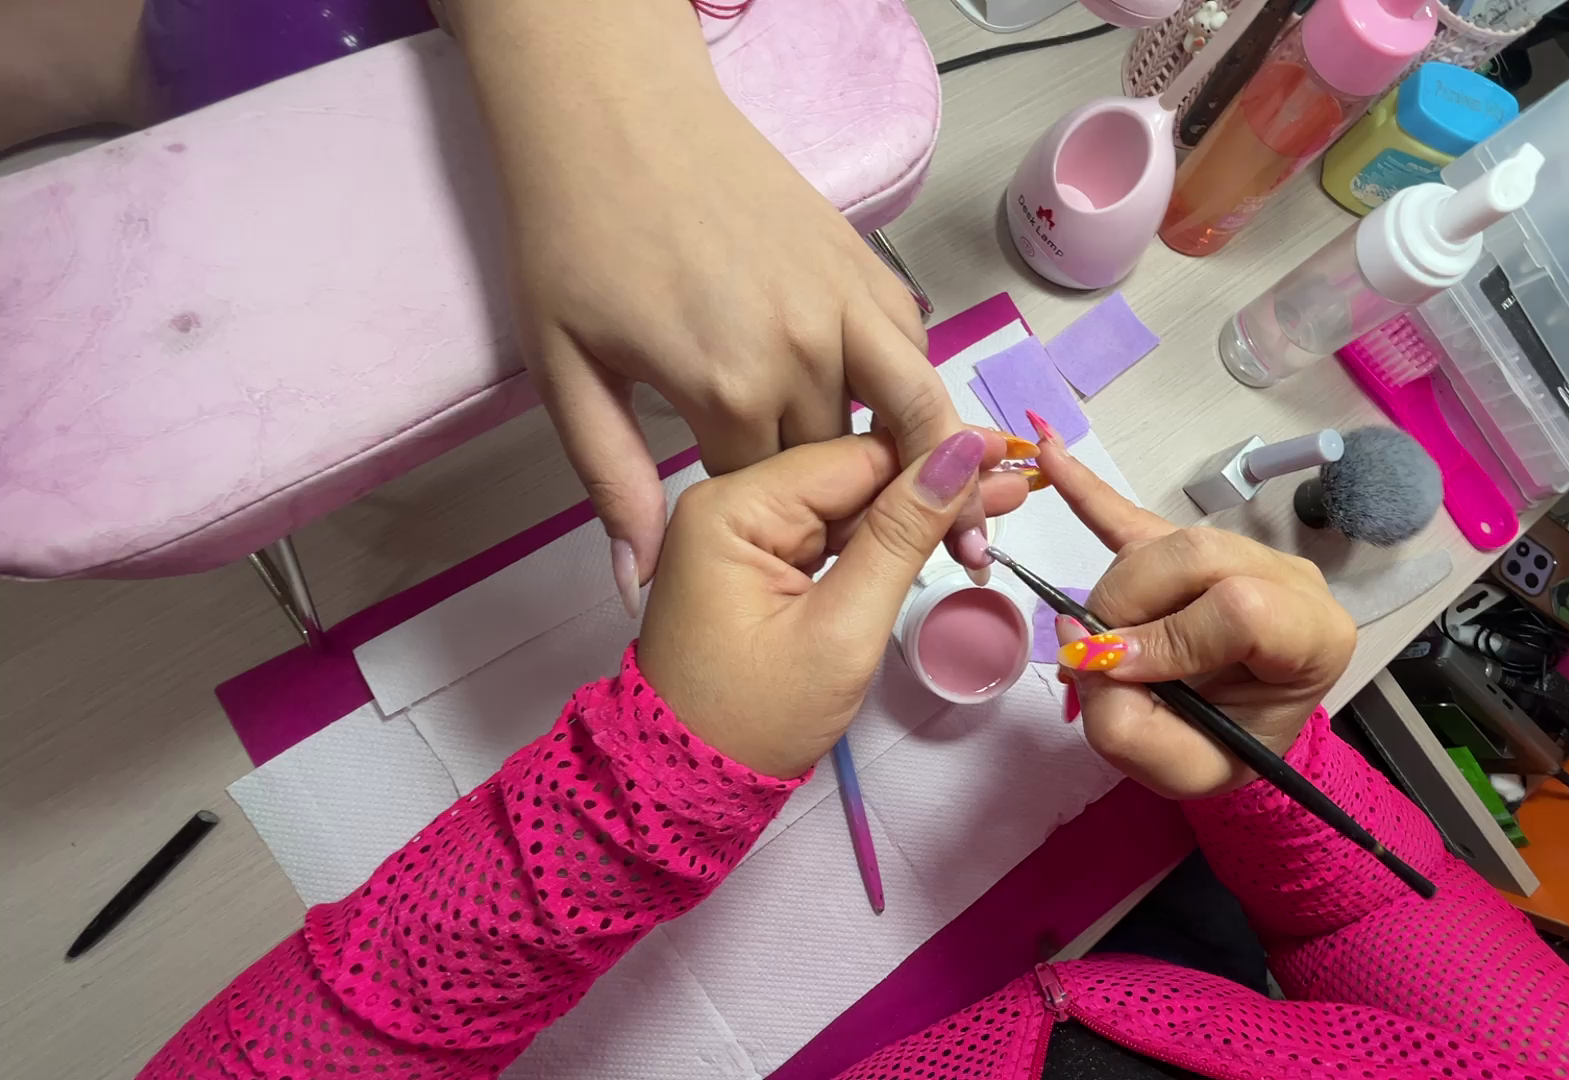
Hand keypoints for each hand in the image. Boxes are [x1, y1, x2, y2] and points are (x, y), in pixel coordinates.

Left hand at [448, 0, 998, 617]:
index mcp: (730, 388)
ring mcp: (849, 307)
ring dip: (922, 463)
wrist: (616, 109)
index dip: (795, 537)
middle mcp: (808, 352)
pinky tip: (903, 414)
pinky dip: (916, 394)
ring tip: (947, 509)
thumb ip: (613, 485)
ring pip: (915, 414)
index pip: (785, 499)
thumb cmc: (578, 241)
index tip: (795, 554)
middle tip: (870, 547)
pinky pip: (917, 354)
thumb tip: (637, 584)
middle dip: (859, 511)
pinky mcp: (872, 271)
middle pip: (855, 467)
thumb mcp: (568, 373)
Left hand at [636, 430, 1025, 778]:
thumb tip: (957, 455)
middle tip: (1012, 477)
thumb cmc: (758, 718)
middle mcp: (735, 502)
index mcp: (735, 506)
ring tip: (998, 500)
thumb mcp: (841, 628)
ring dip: (921, 511)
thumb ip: (901, 538)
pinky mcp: (762, 559)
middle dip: (935, 482)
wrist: (689, 785)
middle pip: (854, 475)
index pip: (854, 458)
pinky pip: (835, 534)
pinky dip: (889, 539)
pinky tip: (943, 528)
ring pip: (852, 504)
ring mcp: (747, 531)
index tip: (1001, 458)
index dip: (934, 457)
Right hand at [1037, 431, 1356, 798]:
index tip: (1116, 670)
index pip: (1241, 609)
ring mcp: (1235, 549)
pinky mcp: (1182, 544)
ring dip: (1114, 592)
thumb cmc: (1222, 747)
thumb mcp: (1189, 772)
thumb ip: (1132, 732)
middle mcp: (1283, 576)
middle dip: (1125, 608)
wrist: (1233, 727)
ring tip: (1098, 638)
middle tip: (1095, 656)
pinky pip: (1128, 515)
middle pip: (1191, 556)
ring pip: (1157, 543)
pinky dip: (1085, 491)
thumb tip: (1086, 649)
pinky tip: (1049, 451)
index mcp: (1311, 636)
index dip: (1169, 638)